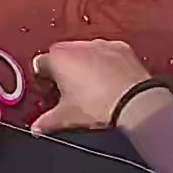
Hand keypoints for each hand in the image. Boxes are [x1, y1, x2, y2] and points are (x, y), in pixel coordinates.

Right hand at [30, 39, 172, 132]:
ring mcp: (101, 44)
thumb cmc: (98, 106)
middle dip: (63, 71)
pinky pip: (107, 53)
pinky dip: (107, 64)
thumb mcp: (66, 117)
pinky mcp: (121, 48)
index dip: (43, 79)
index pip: (40, 64)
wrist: (135, 103)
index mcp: (58, 58)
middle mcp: (78, 46)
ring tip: (92, 88)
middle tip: (69, 91)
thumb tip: (38, 127)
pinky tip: (111, 82)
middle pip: (62, 55)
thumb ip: (46, 121)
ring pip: (85, 52)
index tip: (49, 92)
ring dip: (85, 65)